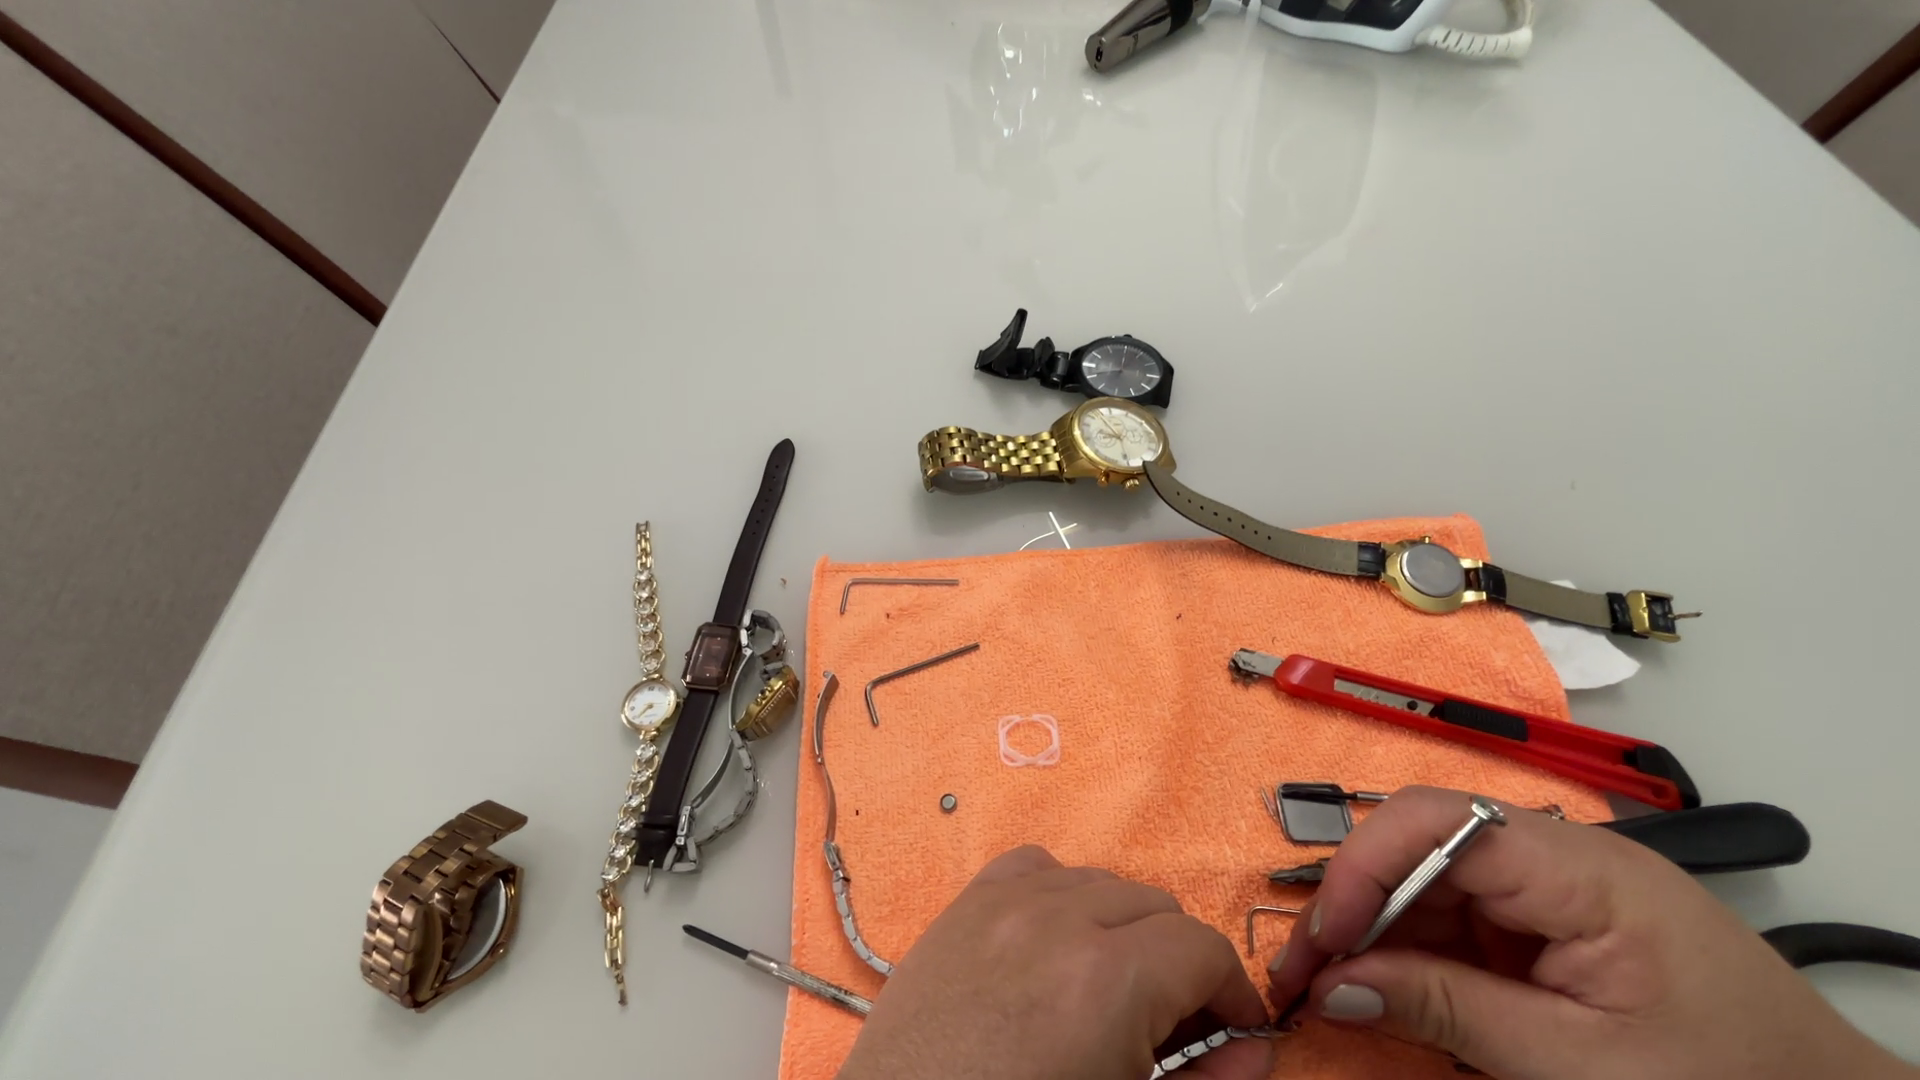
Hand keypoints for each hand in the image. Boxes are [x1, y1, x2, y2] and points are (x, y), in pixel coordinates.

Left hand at [836, 845, 1272, 1079]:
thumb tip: (1257, 1051)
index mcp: (1106, 979)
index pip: (1202, 947)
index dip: (1231, 990)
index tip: (1234, 1028)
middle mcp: (1056, 919)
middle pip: (1155, 905)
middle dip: (1179, 959)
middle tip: (1172, 1022)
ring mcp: (1002, 903)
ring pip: (1098, 880)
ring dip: (1122, 924)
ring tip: (1110, 985)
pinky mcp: (962, 905)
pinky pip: (1032, 866)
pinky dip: (1058, 891)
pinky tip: (1054, 939)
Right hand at [1268, 786, 1915, 1079]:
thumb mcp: (1580, 1065)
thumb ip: (1448, 1011)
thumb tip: (1333, 986)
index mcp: (1583, 869)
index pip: (1440, 822)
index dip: (1364, 867)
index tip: (1324, 939)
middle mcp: (1558, 857)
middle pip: (1421, 849)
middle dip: (1355, 907)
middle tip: (1305, 973)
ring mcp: (1551, 887)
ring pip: (1427, 885)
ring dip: (1375, 936)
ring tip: (1332, 989)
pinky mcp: (1547, 920)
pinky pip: (1457, 920)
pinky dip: (1413, 956)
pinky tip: (1386, 990)